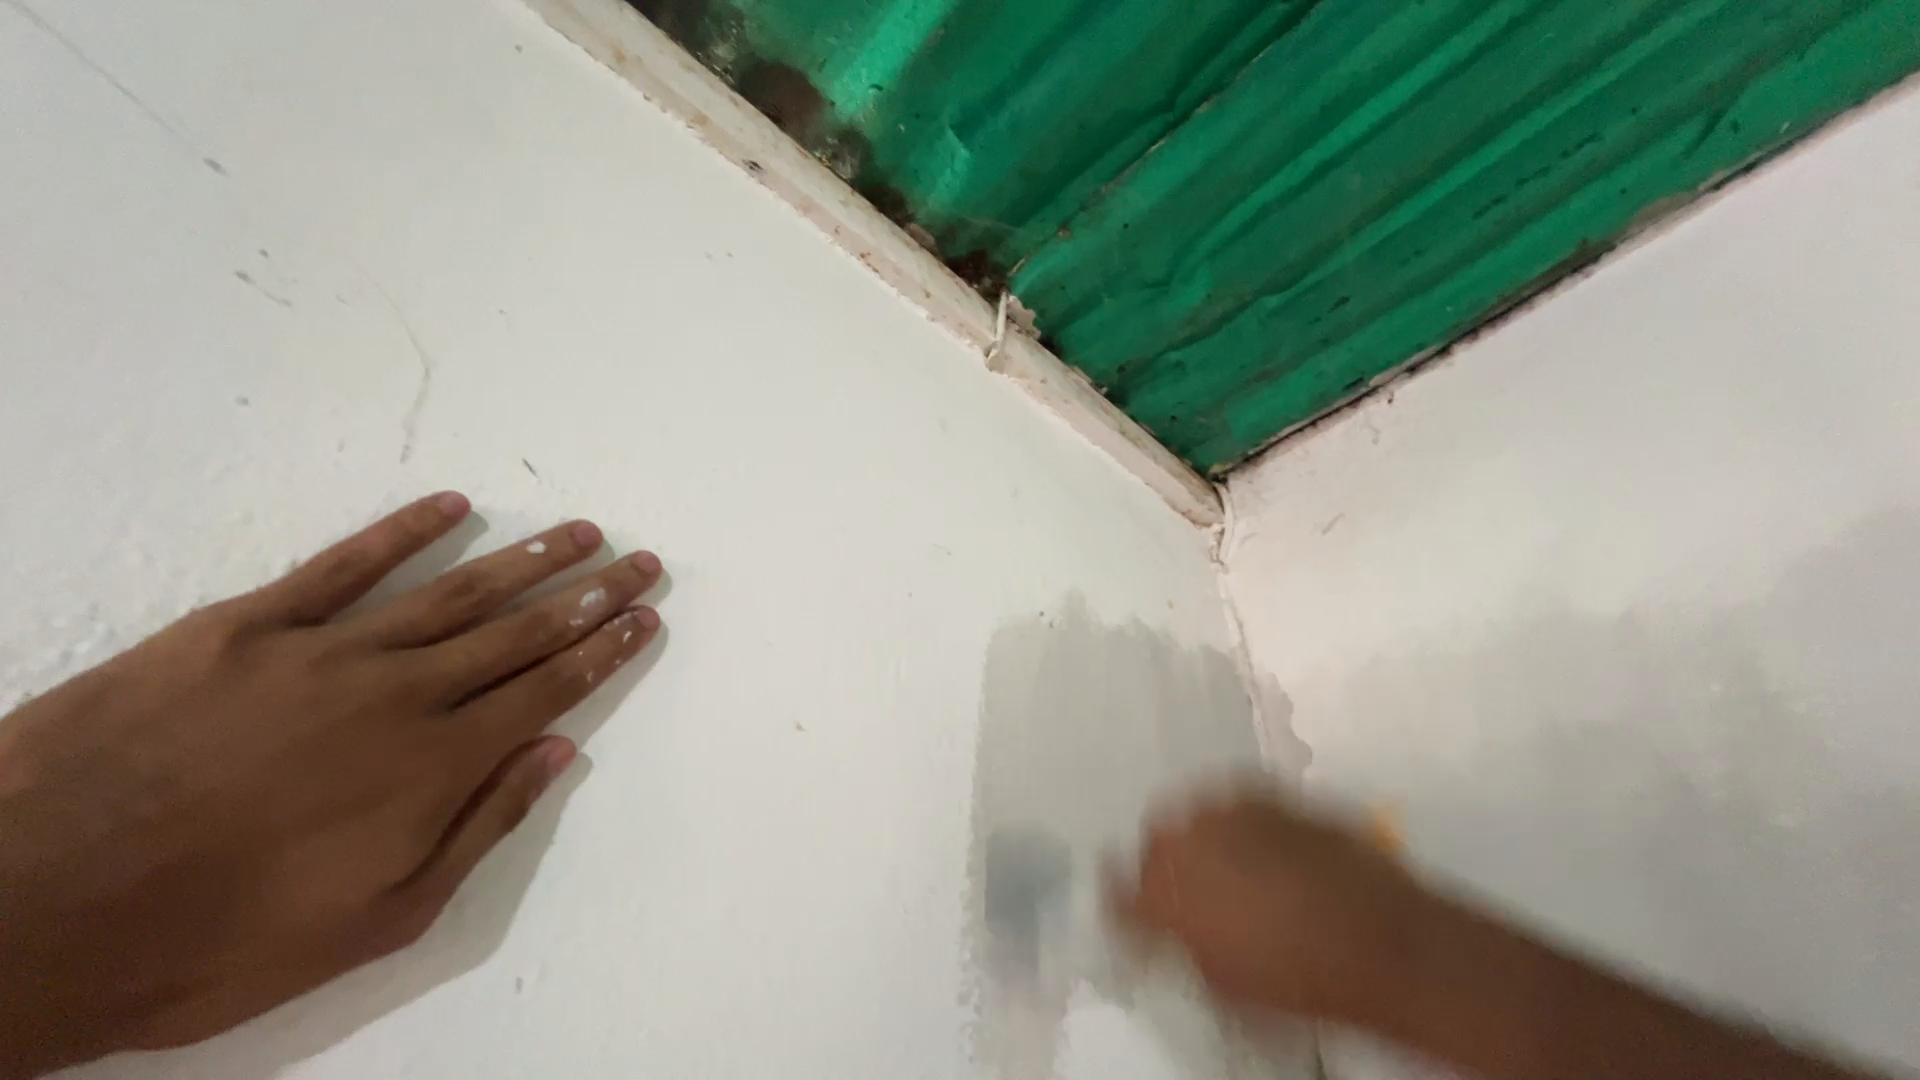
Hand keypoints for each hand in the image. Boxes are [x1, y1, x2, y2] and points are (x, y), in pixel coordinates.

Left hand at [0, 493, 662, 1077]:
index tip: (645, 616)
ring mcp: (324, 652)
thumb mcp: (378, 918)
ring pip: (454, 590)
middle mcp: (402, 694)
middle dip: (592, 593)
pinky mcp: (243, 628)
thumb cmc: (217, 937)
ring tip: (579, 531)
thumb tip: (557, 754)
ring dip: (527, 557)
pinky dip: (401, 532)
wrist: (16, 918)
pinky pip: (341, 565)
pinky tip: (450, 504)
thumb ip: (480, 827)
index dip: (607, 648)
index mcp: (436, 765)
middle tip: (640, 560)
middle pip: (521, 630)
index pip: (551, 688)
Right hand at [1113, 790, 1431, 1020]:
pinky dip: (1240, 820)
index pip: (1116, 891)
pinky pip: (1234, 799)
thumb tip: (1176, 935)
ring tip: (1234, 865)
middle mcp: (1177, 841)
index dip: (1125, 904)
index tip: (1137, 915)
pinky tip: (1263, 843)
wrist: (1374, 937)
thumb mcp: (1222, 984)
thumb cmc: (1295, 979)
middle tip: (1195, 893)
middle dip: (1167, 866)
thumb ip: (1183, 947)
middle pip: (1151, 844)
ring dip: (1203, 838)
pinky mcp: (1260, 790)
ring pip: (1191, 815)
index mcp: (1159, 895)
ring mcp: (1219, 809)